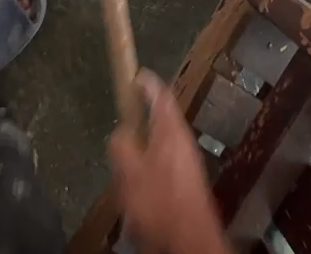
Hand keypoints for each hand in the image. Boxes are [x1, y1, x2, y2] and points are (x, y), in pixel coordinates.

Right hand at [108, 71, 229, 253]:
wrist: (190, 243)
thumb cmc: (159, 202)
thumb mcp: (129, 170)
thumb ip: (121, 144)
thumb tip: (121, 130)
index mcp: (170, 129)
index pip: (158, 92)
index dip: (144, 81)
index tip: (131, 74)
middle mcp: (182, 140)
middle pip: (156, 121)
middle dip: (136, 128)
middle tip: (120, 136)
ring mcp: (187, 162)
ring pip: (156, 148)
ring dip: (139, 157)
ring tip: (125, 176)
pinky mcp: (186, 183)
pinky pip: (161, 169)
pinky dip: (147, 176)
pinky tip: (138, 197)